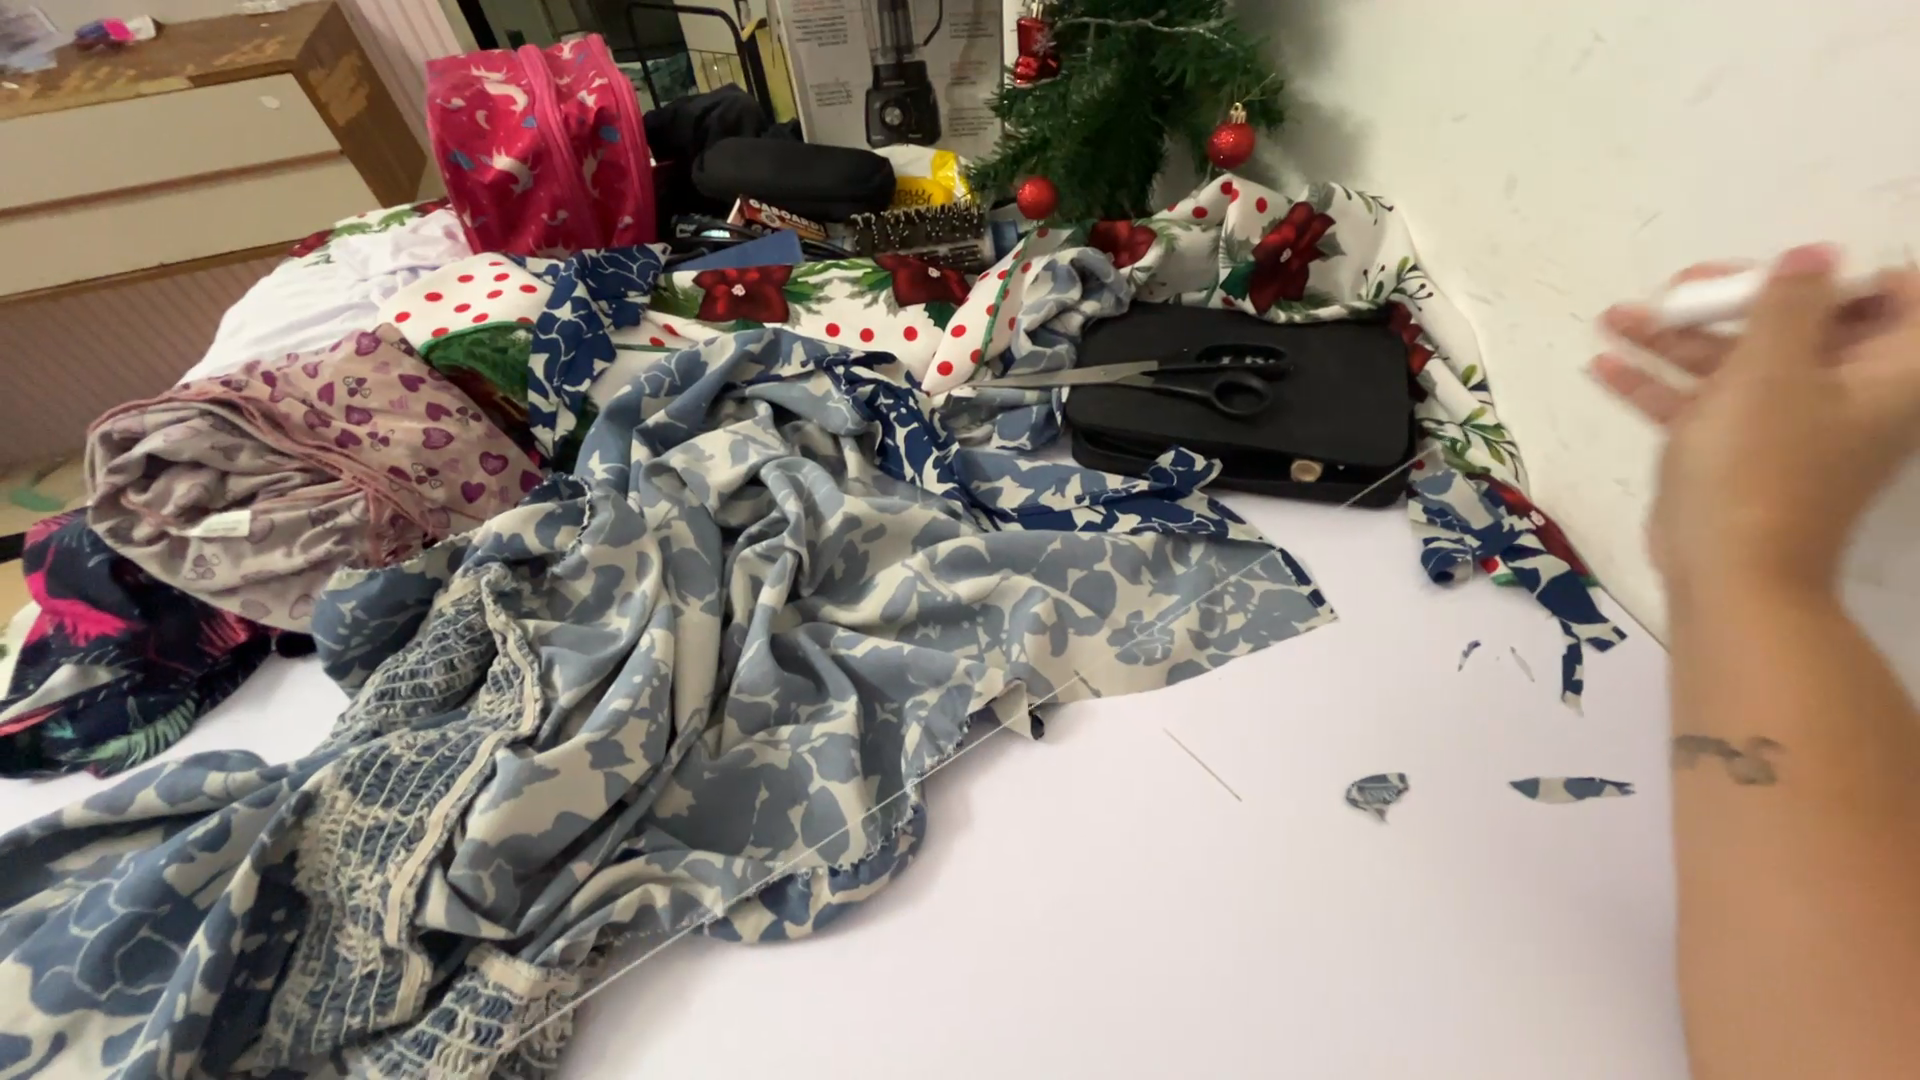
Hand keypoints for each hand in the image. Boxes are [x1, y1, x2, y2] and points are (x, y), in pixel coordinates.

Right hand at [1592, 245, 1919, 601]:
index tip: (1764, 277)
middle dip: (1730, 303)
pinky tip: (1603, 366)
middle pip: (1796, 324)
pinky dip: (1655, 384)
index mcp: (1893, 370)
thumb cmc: (1758, 466)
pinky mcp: (1735, 449)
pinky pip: (1699, 403)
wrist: (1728, 567)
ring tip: (1614, 318)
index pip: (1890, 294)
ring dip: (1674, 340)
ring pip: (1734, 362)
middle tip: (1677, 289)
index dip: (1829, 276)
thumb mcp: (1770, 374)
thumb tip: (1812, 254)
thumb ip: (1788, 307)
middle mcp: (1849, 390)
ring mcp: (1787, 422)